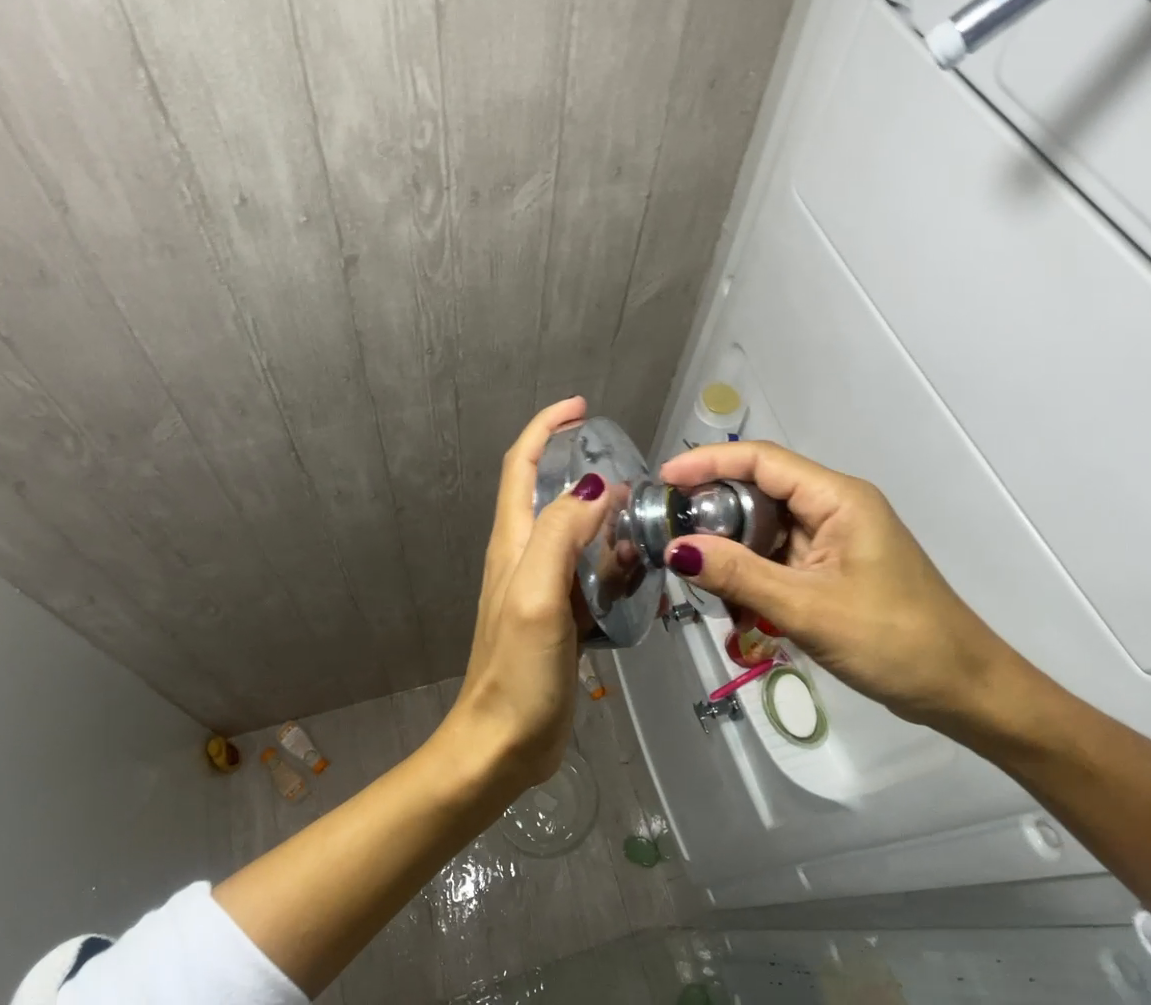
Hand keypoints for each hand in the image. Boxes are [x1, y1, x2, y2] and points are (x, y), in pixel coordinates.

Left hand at [444, 398, 615, 791]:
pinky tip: (642, 575)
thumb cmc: (516, 670)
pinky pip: (591, 575)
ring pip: (576, 535)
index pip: (522, 466)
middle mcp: (524, 557)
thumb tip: (596, 487)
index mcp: (513, 543)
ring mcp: (543, 589)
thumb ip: (561, 535)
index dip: (546, 428)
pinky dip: (615, 563)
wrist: (504, 744)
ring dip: (607, 519)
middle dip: (585, 469)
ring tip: (647, 521)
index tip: (582, 407)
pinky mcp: (562, 619)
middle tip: (634, 472)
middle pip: (550, 494)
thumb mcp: (537, 593)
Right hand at [658, 441, 1020, 726]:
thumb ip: (739, 575)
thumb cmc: (893, 641)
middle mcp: (835, 509)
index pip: (761, 460)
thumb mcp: (807, 608)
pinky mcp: (834, 570)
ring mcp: (835, 541)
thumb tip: (675, 550)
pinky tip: (737, 608)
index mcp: (838, 499)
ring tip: (701, 584)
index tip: (662, 481)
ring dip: (732, 554)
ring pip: (765, 530)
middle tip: (670, 539)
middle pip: (759, 492)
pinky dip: (753, 577)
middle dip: (713, 514)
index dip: (708, 463)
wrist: (962, 690)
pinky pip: (779, 559)